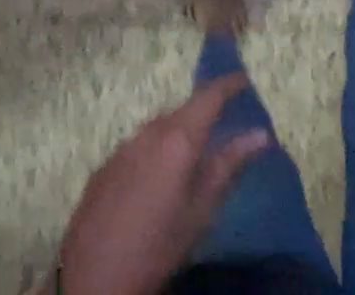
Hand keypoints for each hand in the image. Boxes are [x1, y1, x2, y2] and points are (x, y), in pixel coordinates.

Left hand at [55, 74, 270, 294]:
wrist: (93, 281)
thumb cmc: (159, 246)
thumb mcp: (202, 210)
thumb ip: (230, 165)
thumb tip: (261, 134)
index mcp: (178, 140)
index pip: (208, 97)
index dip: (228, 85)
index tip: (243, 80)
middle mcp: (148, 134)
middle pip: (182, 110)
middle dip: (204, 112)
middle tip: (222, 127)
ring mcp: (121, 150)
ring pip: (158, 128)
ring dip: (177, 132)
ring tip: (191, 156)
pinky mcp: (103, 169)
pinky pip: (137, 146)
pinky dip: (154, 150)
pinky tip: (156, 180)